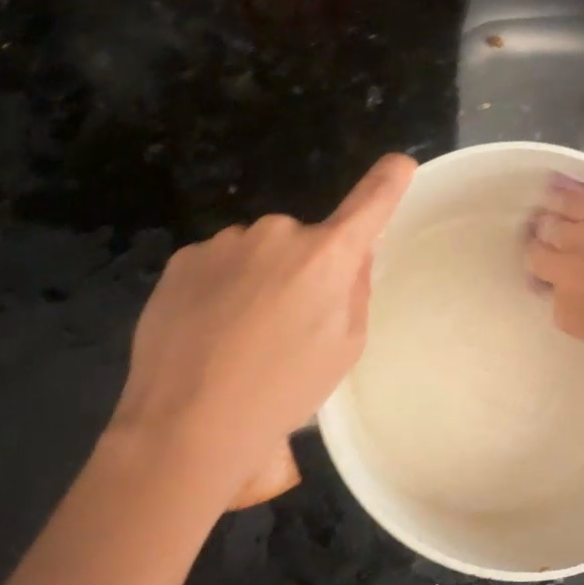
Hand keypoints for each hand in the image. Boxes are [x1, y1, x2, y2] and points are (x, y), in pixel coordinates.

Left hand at [106, 154, 416, 503]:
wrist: (188, 421)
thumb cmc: (283, 391)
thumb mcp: (344, 350)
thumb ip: (354, 291)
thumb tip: (352, 256)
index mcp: (327, 256)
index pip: (370, 203)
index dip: (388, 182)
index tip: (400, 163)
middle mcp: (277, 233)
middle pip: (305, 242)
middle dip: (304, 270)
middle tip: (290, 326)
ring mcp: (224, 242)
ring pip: (257, 252)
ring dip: (258, 279)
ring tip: (241, 337)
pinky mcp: (183, 258)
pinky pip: (218, 264)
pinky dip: (220, 288)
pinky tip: (209, 331)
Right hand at [526, 179, 583, 378]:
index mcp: (570, 313)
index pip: (547, 293)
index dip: (557, 284)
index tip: (569, 281)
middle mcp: (567, 271)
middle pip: (538, 252)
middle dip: (546, 249)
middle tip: (558, 246)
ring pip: (549, 219)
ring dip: (551, 219)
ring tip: (557, 216)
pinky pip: (574, 194)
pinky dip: (563, 191)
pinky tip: (556, 186)